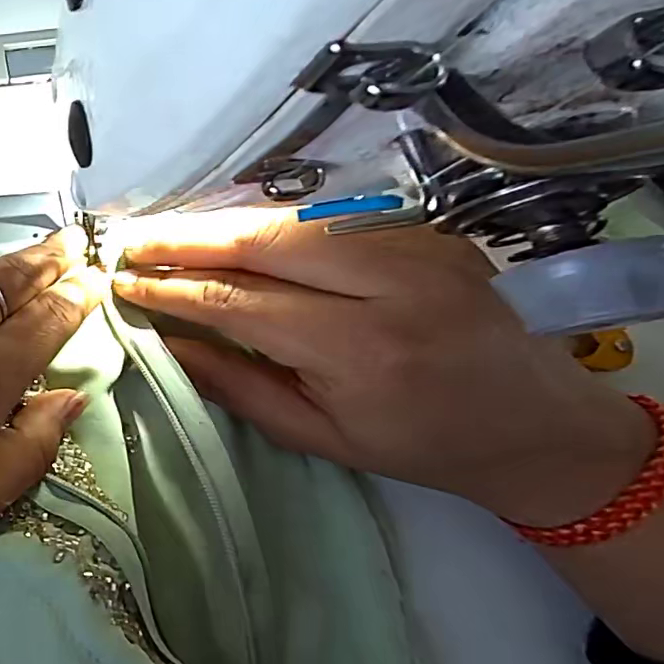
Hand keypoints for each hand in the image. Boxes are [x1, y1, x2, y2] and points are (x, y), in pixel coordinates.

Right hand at [111, 209, 652, 524]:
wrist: (538, 424)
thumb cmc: (420, 445)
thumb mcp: (317, 433)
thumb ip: (235, 384)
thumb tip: (168, 342)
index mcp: (360, 348)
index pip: (238, 301)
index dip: (172, 290)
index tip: (125, 282)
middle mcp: (389, 282)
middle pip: (260, 240)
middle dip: (185, 238)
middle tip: (132, 241)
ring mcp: (414, 245)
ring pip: (289, 219)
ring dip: (220, 225)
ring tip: (167, 235)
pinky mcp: (423, 230)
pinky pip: (323, 220)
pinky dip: (265, 225)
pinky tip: (230, 235)